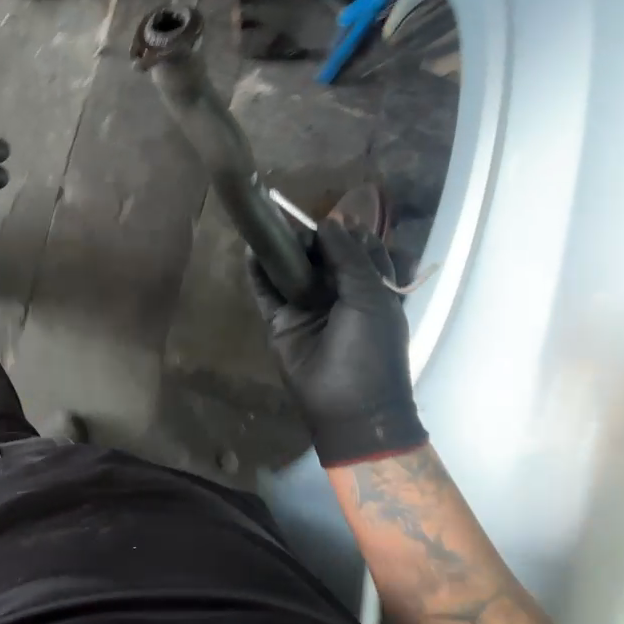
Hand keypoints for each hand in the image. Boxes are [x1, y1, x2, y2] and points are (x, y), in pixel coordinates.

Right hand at [248, 220, 426, 466]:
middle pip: (322, 258)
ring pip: (291, 272)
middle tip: (295, 221)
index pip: (360, 252)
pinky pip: (266, 293)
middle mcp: (339, 296)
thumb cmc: (371, 350)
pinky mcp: (280, 323)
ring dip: (282, 250)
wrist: (350, 407)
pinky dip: (258, 272)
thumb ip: (350, 258)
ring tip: (270, 227)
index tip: (332, 216)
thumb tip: (332, 222)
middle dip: (310, 239)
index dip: (348, 233)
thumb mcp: (371, 298)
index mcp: (372, 290)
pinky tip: (251, 251)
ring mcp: (307, 309)